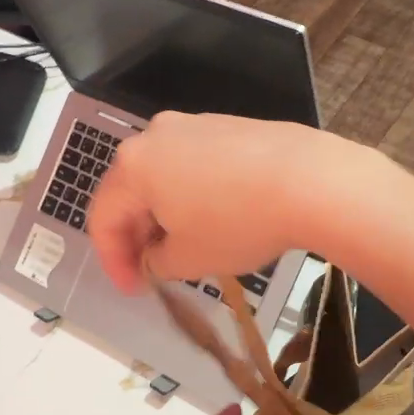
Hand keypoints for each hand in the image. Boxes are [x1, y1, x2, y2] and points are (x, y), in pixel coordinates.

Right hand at [88, 112, 383, 293]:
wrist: (310, 179)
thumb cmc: (238, 223)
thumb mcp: (190, 259)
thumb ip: (157, 262)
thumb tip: (157, 254)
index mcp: (133, 166)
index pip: (103, 218)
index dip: (113, 261)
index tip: (134, 289)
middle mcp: (156, 134)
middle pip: (131, 191)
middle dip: (138, 234)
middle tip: (154, 269)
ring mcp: (195, 125)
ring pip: (164, 175)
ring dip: (166, 213)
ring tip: (188, 246)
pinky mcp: (229, 125)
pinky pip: (197, 164)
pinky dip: (195, 193)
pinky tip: (219, 217)